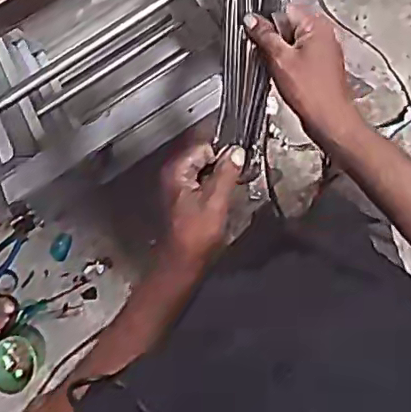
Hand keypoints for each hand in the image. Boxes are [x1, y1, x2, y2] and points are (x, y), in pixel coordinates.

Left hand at [159, 142, 241, 268]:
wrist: (183, 264)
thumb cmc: (196, 235)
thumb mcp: (216, 201)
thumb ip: (227, 173)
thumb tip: (237, 151)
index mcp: (177, 170)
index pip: (204, 147)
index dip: (221, 156)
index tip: (235, 168)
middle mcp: (173, 175)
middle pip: (204, 158)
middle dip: (221, 167)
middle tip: (233, 182)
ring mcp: (177, 187)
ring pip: (205, 172)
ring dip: (219, 179)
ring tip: (226, 195)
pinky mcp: (184, 199)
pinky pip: (202, 184)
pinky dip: (213, 189)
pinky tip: (219, 203)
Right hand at [245, 6, 364, 146]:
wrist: (329, 120)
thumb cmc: (312, 92)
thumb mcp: (280, 59)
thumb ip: (264, 36)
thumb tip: (252, 20)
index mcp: (317, 26)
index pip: (284, 10)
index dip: (267, 22)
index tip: (258, 34)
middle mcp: (324, 34)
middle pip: (288, 26)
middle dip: (275, 41)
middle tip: (271, 58)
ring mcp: (324, 50)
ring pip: (292, 44)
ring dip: (281, 55)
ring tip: (282, 71)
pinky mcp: (322, 66)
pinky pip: (299, 57)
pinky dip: (290, 65)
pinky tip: (289, 78)